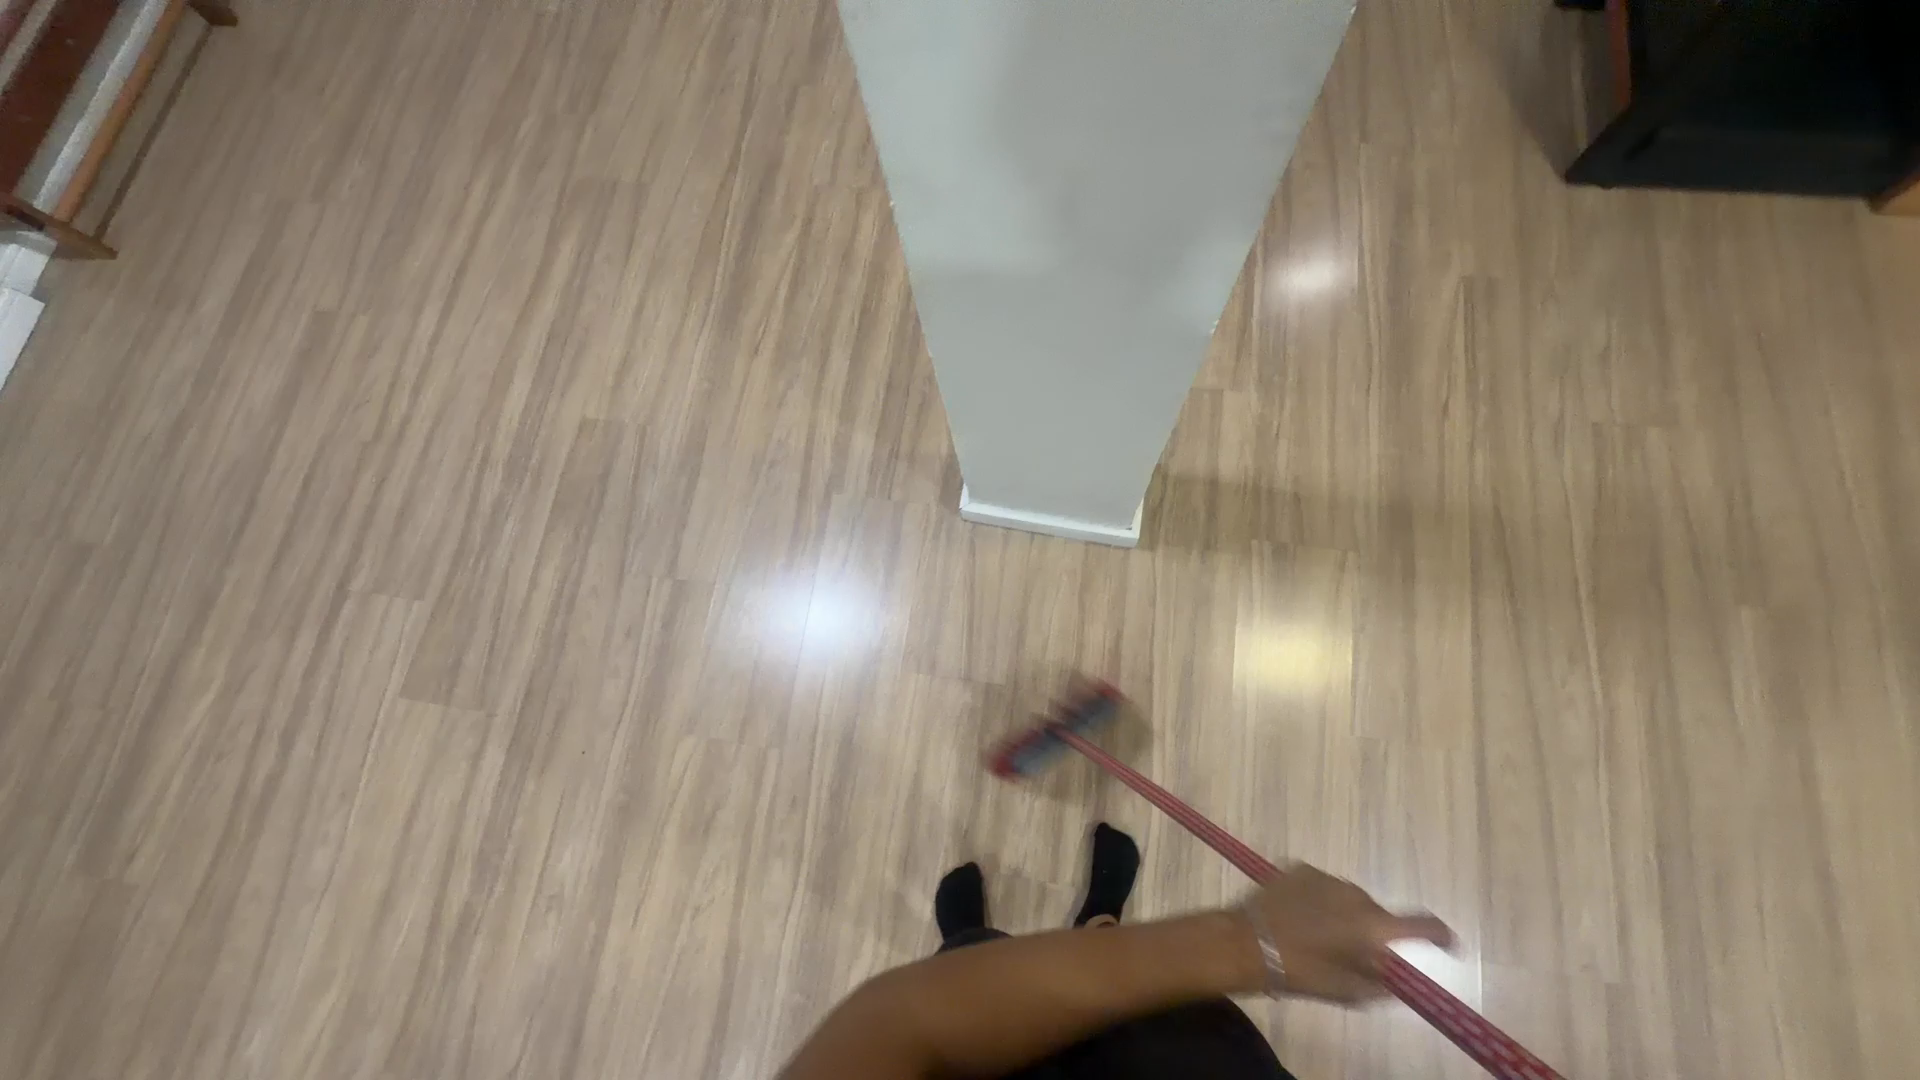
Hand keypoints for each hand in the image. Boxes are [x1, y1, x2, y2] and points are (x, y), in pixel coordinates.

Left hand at [1234, 863, 1454, 1004]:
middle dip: (1373, 932)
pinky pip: (1322, 886)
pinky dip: (1321, 900)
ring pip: (1349, 899)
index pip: (1421, 924)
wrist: (1247, 942)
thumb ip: (1380, 982)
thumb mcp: (1348, 990)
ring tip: (1320, 936)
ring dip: (1345, 915)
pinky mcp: (1299, 867)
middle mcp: (1355, 894)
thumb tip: (1393, 973)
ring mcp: (1325, 876)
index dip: (1439, 934)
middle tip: (1354, 954)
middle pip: (1377, 914)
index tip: (1448, 943)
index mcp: (1372, 925)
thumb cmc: (1300, 971)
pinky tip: (1301, 916)